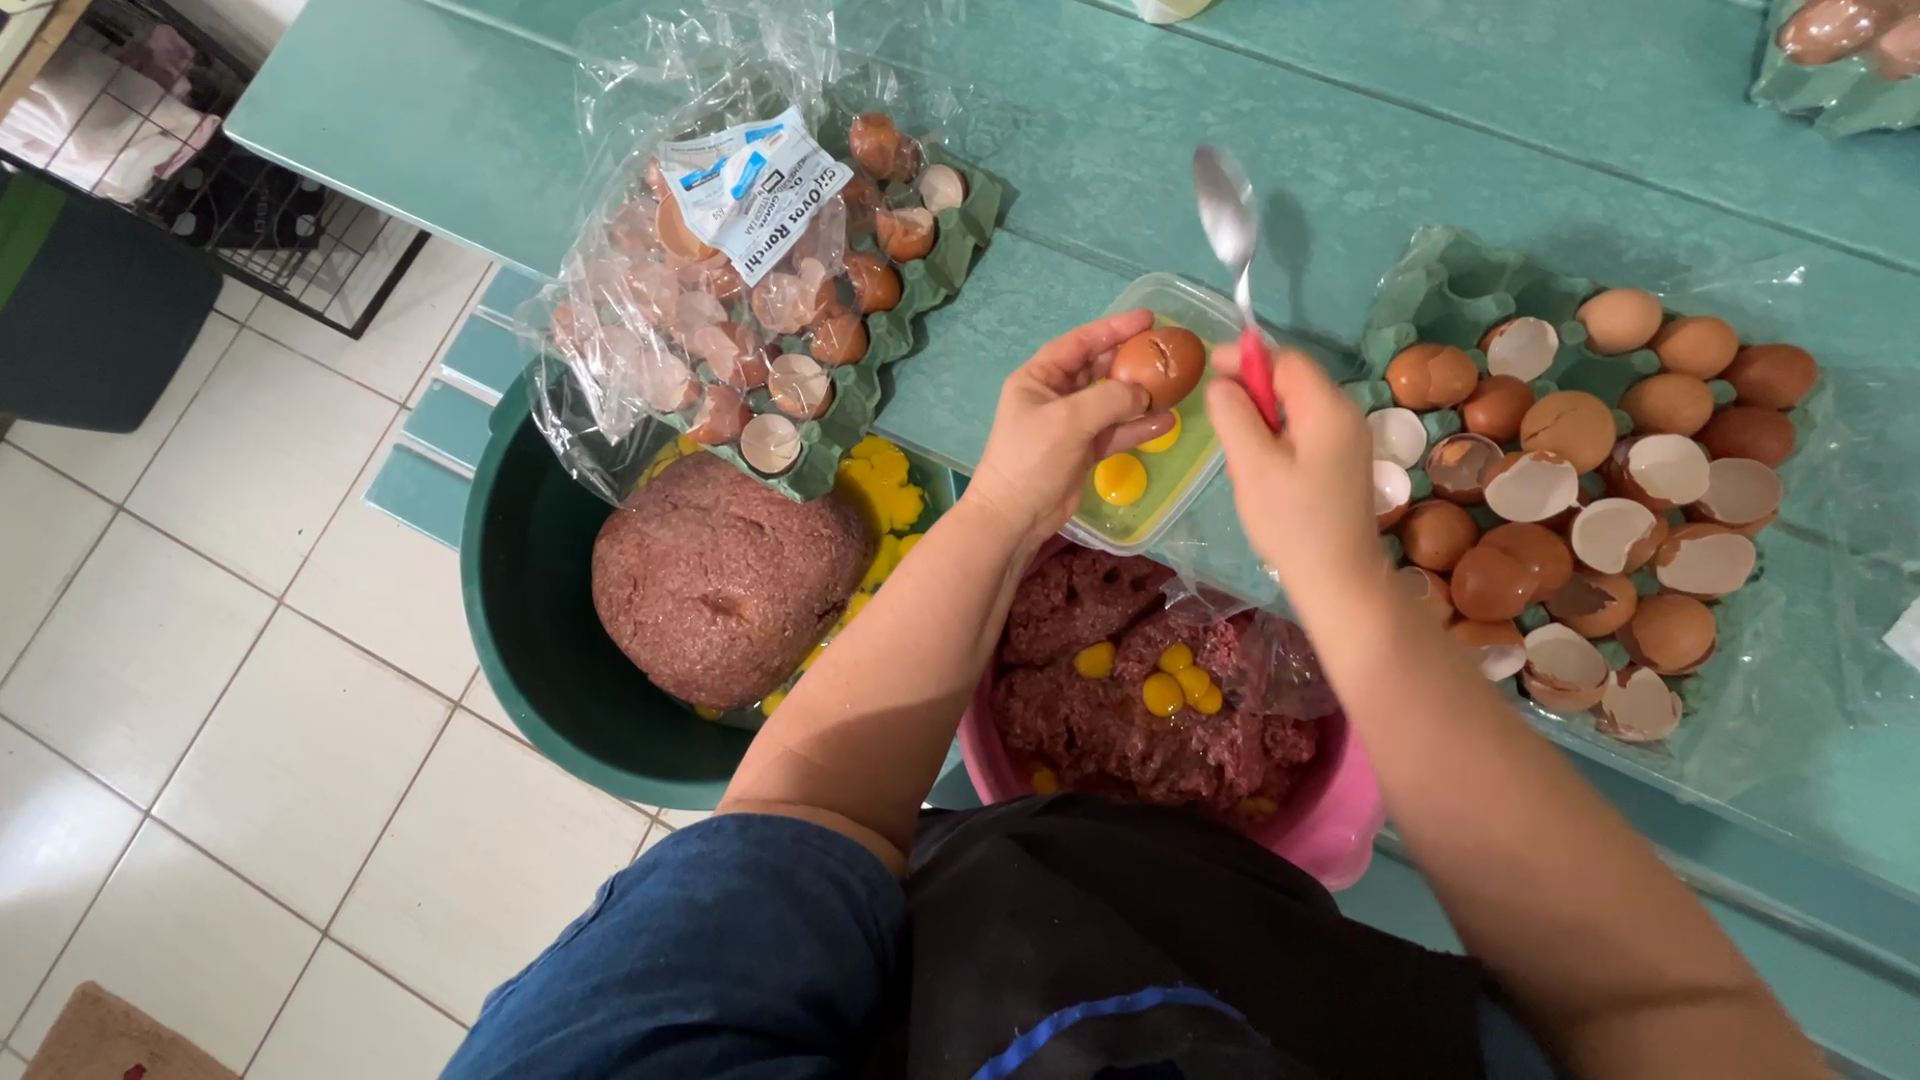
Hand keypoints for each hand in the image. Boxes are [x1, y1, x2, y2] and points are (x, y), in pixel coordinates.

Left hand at [968, 310, 1174, 545]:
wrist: (1016, 516)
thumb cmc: (1031, 459)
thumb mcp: (1068, 420)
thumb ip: (1109, 398)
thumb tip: (1144, 392)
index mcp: (1038, 378)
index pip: (1079, 343)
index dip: (1112, 329)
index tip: (1148, 319)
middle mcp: (1054, 396)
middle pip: (1098, 369)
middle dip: (1131, 361)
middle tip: (1166, 354)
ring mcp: (1070, 424)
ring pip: (1111, 401)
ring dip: (1140, 395)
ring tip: (1174, 386)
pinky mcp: (1083, 450)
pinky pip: (1115, 431)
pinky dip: (1138, 427)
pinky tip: (1165, 422)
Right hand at [1206, 343, 1385, 601]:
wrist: (1337, 577)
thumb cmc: (1291, 521)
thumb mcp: (1252, 466)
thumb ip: (1234, 417)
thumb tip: (1221, 384)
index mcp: (1327, 409)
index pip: (1286, 360)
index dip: (1247, 358)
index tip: (1209, 370)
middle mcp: (1344, 415)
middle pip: (1291, 382)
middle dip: (1251, 393)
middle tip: (1219, 422)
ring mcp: (1346, 439)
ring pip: (1293, 409)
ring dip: (1259, 420)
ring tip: (1237, 456)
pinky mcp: (1340, 462)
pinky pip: (1301, 432)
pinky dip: (1274, 439)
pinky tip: (1258, 471)